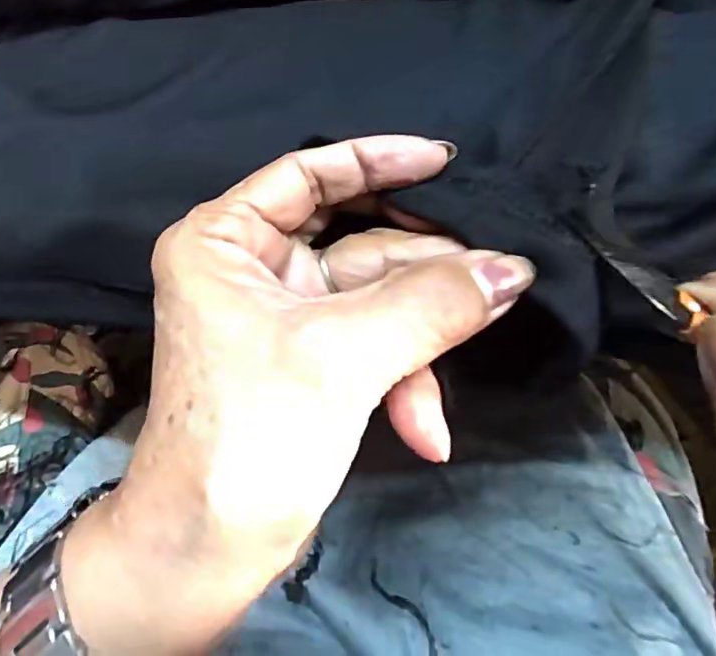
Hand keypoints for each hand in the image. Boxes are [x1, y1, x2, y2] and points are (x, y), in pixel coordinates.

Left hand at [62, 136, 533, 652]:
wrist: (205, 556)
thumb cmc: (251, 436)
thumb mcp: (343, 358)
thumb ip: (430, 304)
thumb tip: (510, 267)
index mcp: (224, 238)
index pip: (306, 173)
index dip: (375, 158)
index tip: (443, 159)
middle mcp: (250, 263)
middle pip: (352, 231)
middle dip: (420, 256)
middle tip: (487, 256)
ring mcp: (281, 309)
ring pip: (371, 290)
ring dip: (425, 320)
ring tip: (486, 320)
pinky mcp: (307, 352)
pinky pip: (367, 337)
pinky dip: (402, 372)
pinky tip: (428, 428)